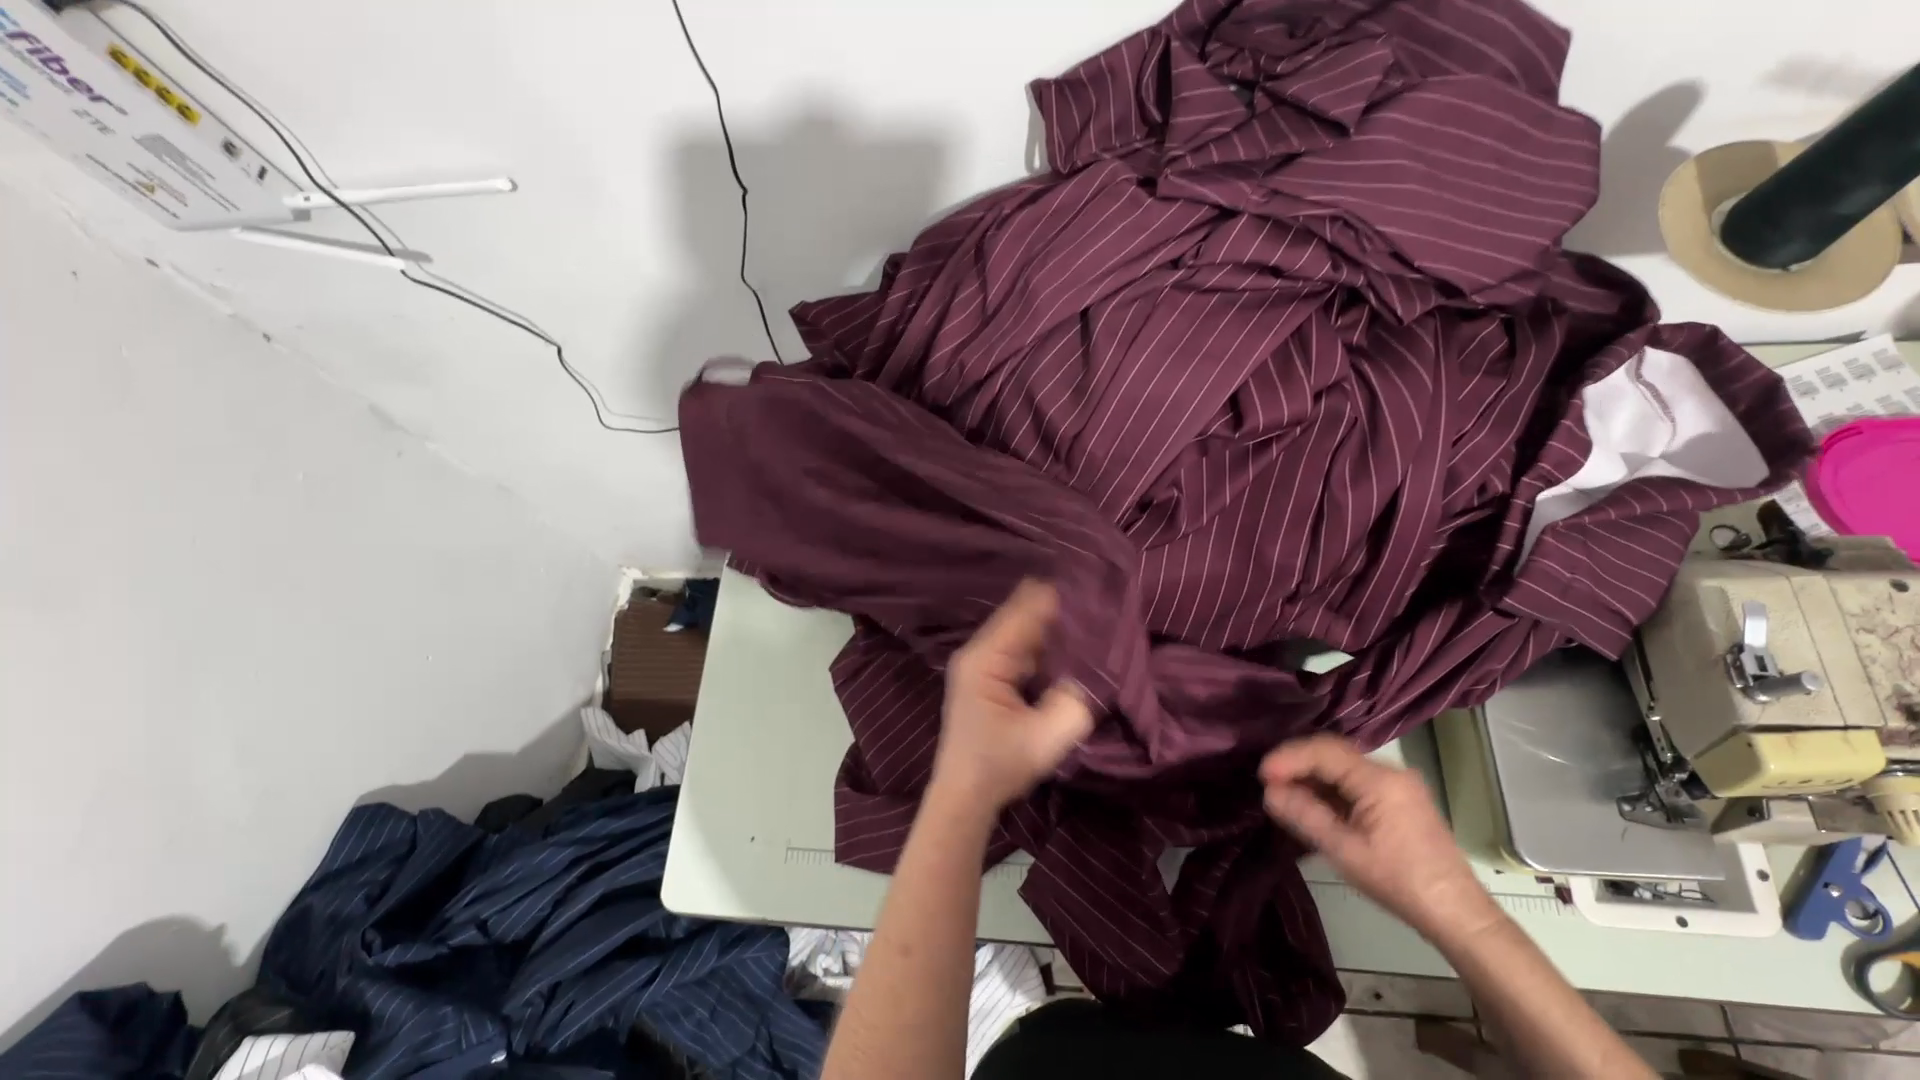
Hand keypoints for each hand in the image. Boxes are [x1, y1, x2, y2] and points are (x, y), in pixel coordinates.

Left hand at [931, 580, 1093, 812]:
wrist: (964, 797)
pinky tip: (1075, 650)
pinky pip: (1022, 649)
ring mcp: (981, 663)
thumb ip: (1076, 700)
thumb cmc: (1000, 766)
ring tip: (1097, 624)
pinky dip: (1047, 647)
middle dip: (1063, 612)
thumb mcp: (1047, 738)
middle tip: (1105, 608)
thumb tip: (1101, 669)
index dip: (1063, 598)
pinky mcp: (989, 677)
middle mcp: (979, 651)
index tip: (1100, 593)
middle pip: (1025, 614)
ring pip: (1025, 631)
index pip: (1028, 608)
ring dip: (1057, 630)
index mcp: (986, 657)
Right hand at [1261, 735, 1502, 945]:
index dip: (1288, 758)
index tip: (1260, 775)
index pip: (1324, 752)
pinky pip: (1358, 782)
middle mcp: (1392, 772)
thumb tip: (1270, 793)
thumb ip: (1305, 816)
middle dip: (1298, 765)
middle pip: (1334, 754)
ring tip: (1285, 795)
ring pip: (1345, 768)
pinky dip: (1333, 789)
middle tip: (1268, 783)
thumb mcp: (1344, 851)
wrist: (1456, 911)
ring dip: (1314, 777)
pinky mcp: (1402, 799)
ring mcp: (1400, 785)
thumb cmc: (1399, 882)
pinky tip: (1315, 805)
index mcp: (1380, 780)